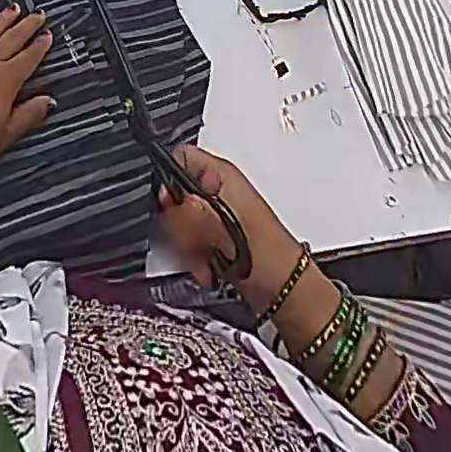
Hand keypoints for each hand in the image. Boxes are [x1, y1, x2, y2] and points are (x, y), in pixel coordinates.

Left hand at [0, 6, 54, 171]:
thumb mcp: (8, 131)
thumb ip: (30, 114)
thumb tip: (50, 100)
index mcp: (8, 79)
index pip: (29, 58)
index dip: (40, 46)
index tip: (49, 34)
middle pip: (13, 39)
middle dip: (28, 26)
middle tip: (39, 14)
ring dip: (3, 20)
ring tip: (14, 8)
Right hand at [157, 145, 300, 300]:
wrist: (285, 292)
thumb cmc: (268, 256)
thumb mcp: (221, 226)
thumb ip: (189, 208)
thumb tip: (165, 195)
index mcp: (220, 174)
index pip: (178, 159)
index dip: (168, 183)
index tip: (171, 207)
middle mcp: (216, 190)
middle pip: (174, 195)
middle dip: (178, 224)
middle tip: (192, 239)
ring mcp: (215, 213)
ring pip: (178, 222)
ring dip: (185, 246)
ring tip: (204, 258)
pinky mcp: (214, 236)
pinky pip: (186, 242)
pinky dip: (192, 258)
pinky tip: (207, 269)